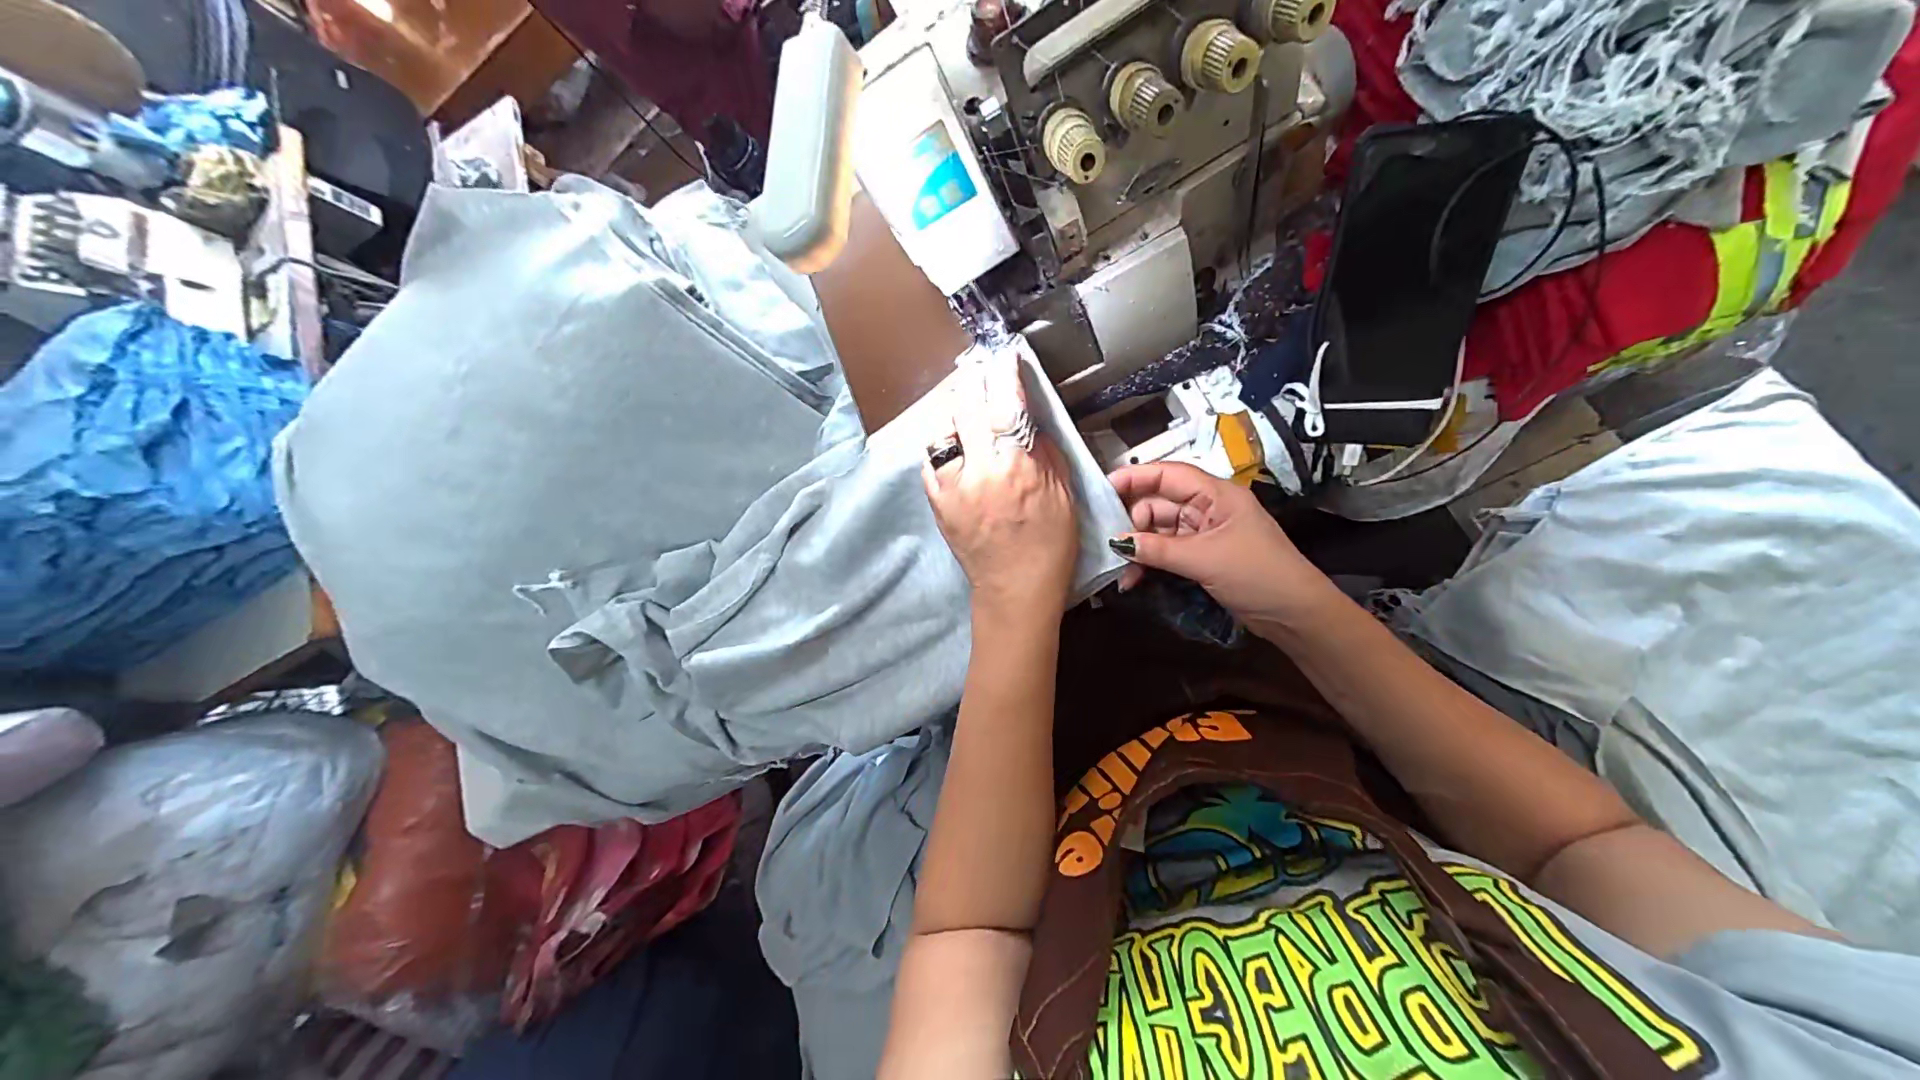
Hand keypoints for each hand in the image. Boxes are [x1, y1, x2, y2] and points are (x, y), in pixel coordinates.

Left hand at [922, 353, 1078, 623]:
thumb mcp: (1063, 496)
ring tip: (965, 400)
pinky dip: (941, 444)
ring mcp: (953, 487)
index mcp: (1016, 468)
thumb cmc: (1048, 549)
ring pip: (943, 430)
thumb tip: (1030, 424)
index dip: (1005, 375)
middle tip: (980, 368)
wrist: (1014, 590)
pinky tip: (952, 440)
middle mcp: (979, 472)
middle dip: (974, 382)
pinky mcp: (938, 503)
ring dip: (955, 410)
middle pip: (967, 408)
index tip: (1005, 358)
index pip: (1006, 406)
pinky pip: (931, 461)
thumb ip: (1044, 453)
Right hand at [1107, 462, 1337, 629]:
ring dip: (1138, 547)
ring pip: (1158, 530)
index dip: (1134, 478)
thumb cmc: (1257, 574)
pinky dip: (1150, 562)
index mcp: (1216, 494)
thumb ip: (1158, 549)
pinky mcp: (1201, 555)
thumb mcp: (1204, 559)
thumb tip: (1118, 542)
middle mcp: (1207, 507)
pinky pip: (1166, 551)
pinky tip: (1132, 578)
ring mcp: (1204, 532)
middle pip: (1158, 502)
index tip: (1103, 489)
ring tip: (1119, 567)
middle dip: (1132, 520)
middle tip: (1108, 541)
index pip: (1167, 474)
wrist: (1294, 614)